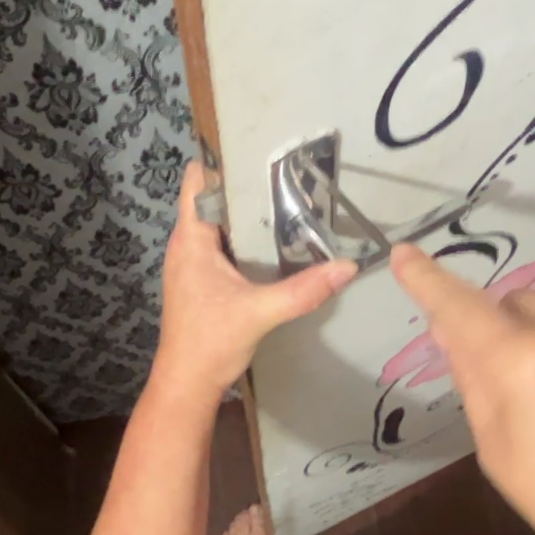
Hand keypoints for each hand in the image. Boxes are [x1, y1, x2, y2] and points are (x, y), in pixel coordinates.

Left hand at [154, 162, 356, 395]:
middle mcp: (187, 245)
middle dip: (246, 186)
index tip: (259, 149)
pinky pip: (224, 246)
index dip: (222, 160)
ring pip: (220, 224)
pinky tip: (277, 244)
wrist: (187, 384)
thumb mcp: (259, 313)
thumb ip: (302, 290)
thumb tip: (347, 267)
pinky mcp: (203, 281)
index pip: (197, 181)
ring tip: (289, 200)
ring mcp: (193, 263)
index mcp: (191, 240)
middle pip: (214, 199)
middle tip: (288, 174)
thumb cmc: (208, 343)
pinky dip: (247, 239)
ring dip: (248, 215)